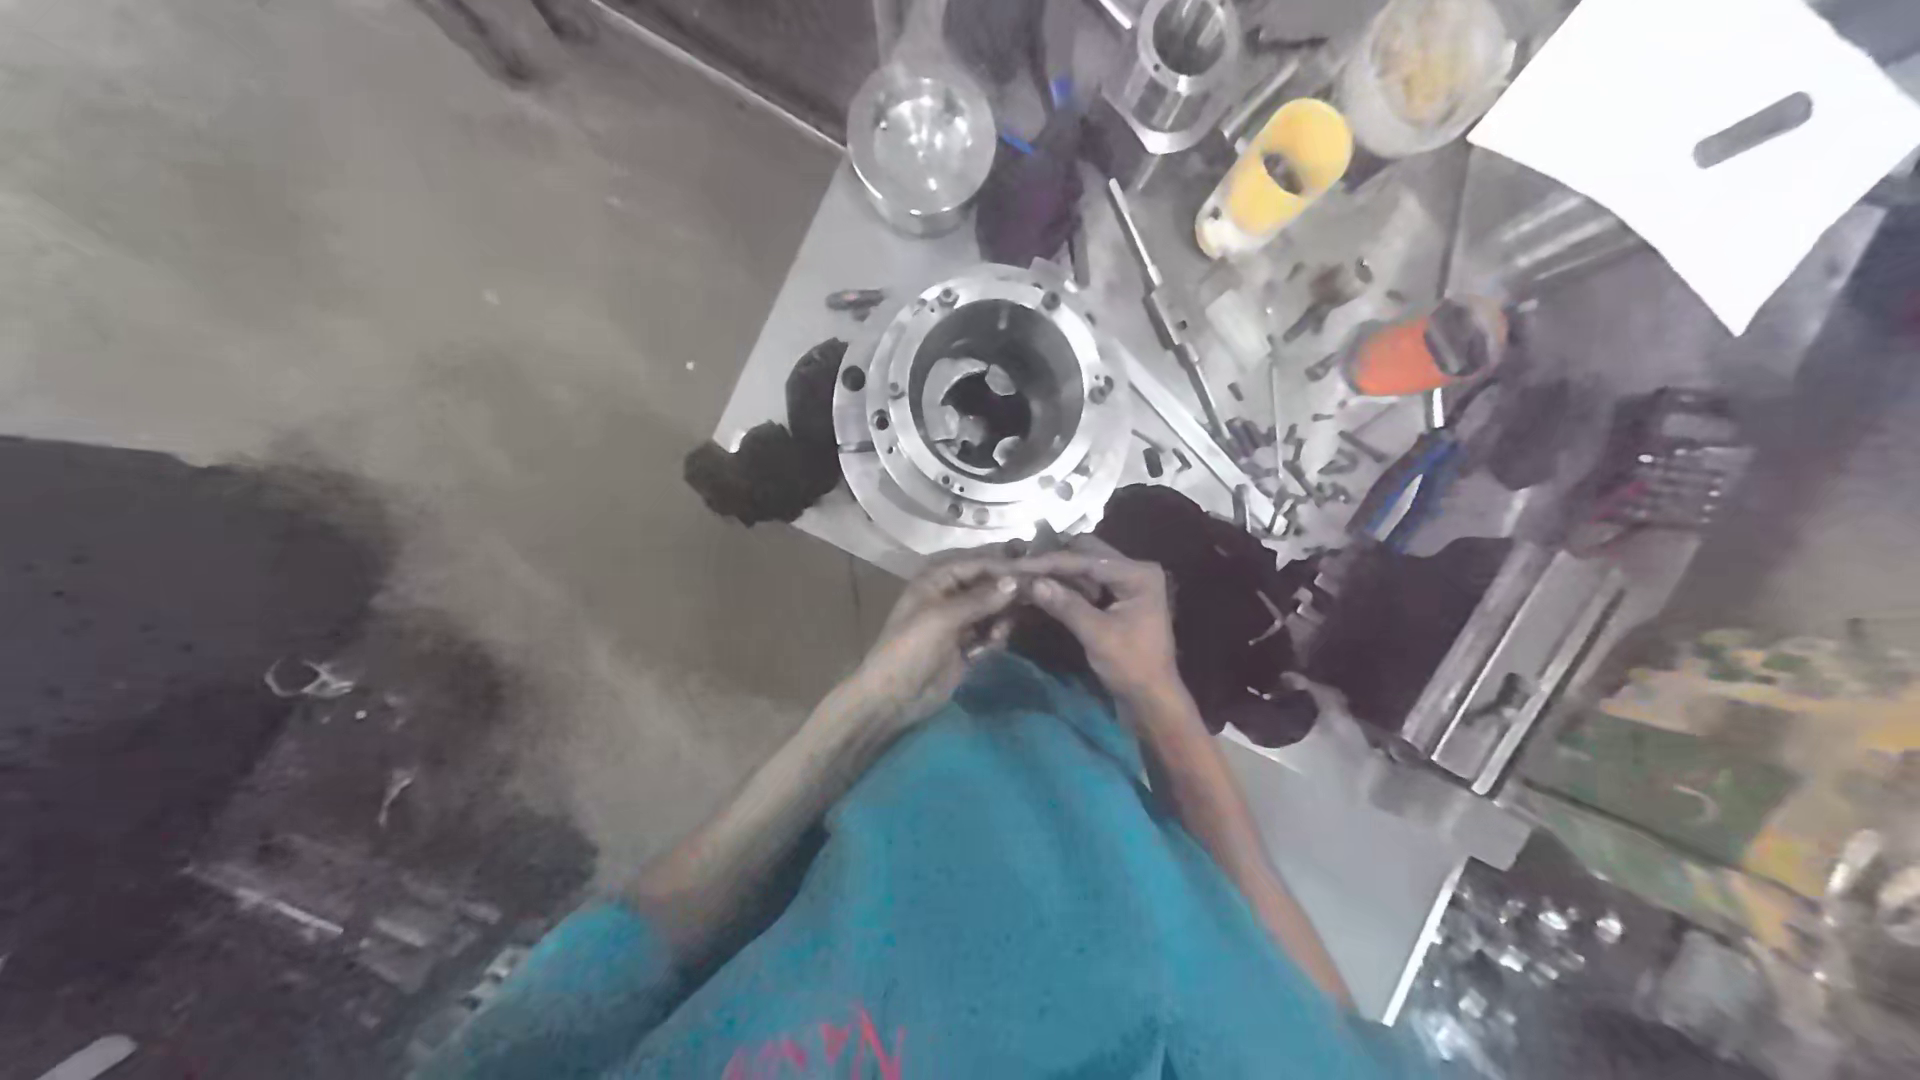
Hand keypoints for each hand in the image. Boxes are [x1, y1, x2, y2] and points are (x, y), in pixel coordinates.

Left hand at [844, 553, 1020, 728]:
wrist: (893, 697)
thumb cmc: (911, 648)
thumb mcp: (943, 618)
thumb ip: (980, 598)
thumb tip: (1015, 582)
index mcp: (937, 577)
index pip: (979, 561)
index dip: (1006, 565)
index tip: (1037, 569)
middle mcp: (951, 592)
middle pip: (990, 583)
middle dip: (1008, 592)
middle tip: (1034, 597)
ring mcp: (960, 619)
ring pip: (995, 608)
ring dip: (1001, 619)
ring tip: (997, 635)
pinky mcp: (967, 644)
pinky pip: (992, 631)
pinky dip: (994, 637)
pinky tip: (987, 648)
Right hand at [1021, 536, 1183, 709]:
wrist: (1152, 699)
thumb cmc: (1132, 667)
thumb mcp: (1097, 636)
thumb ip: (1065, 605)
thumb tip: (1032, 582)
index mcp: (1138, 574)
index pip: (1087, 560)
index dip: (1049, 562)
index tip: (1017, 564)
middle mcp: (1135, 570)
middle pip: (1086, 553)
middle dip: (1053, 560)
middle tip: (1019, 565)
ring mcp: (1126, 582)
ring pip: (1084, 566)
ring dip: (1057, 571)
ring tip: (1024, 574)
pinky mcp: (1117, 596)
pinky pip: (1087, 581)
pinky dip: (1065, 584)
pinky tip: (1041, 587)